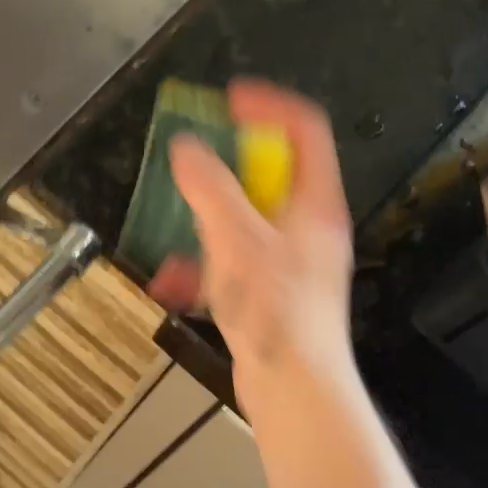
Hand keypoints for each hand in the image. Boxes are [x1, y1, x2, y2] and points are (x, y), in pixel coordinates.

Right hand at [147, 79, 355, 379]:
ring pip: (244, 224)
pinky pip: (232, 265)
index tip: (227, 101)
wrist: (292, 385)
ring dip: (204, 225)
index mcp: (314, 204)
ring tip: (173, 235)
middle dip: (222, 174)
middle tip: (189, 169)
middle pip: (268, 177)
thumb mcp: (236, 240)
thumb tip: (187, 148)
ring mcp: (290, 264)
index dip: (267, 108)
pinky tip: (173, 285)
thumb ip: (210, 190)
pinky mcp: (269, 296)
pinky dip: (202, 268)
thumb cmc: (274, 311)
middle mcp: (307, 228)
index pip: (303, 131)